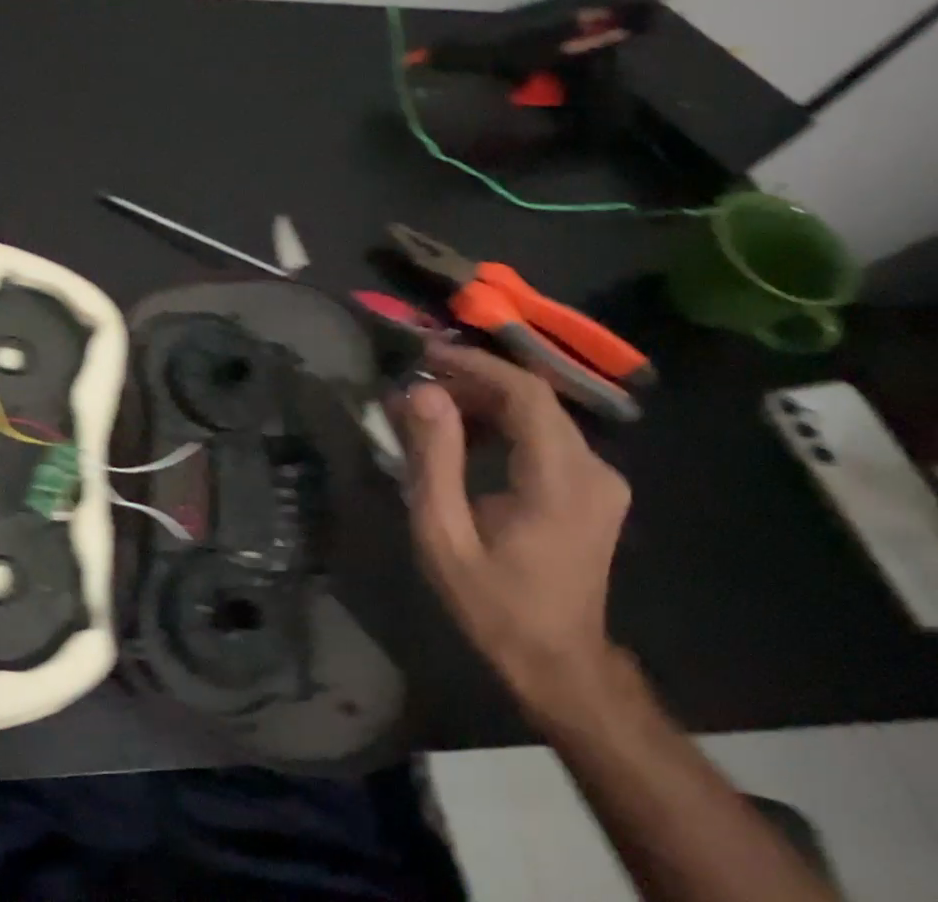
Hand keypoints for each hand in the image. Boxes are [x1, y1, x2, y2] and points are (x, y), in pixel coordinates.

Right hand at [397, 342, 632, 712]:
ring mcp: (602, 480)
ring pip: (541, 418)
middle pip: (535, 402)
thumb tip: (419, 394)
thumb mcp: (443, 536)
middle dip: (472, 385)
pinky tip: (464, 439)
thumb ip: (433, 460)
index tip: (426, 356)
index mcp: (561, 480)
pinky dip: (504, 429)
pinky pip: (548, 441)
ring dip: (485, 406)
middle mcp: (594, 470)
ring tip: (428, 411)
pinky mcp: (595, 491)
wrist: (557, 659)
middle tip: (414, 387)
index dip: (475, 367)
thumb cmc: (493, 603)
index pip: (526, 395)